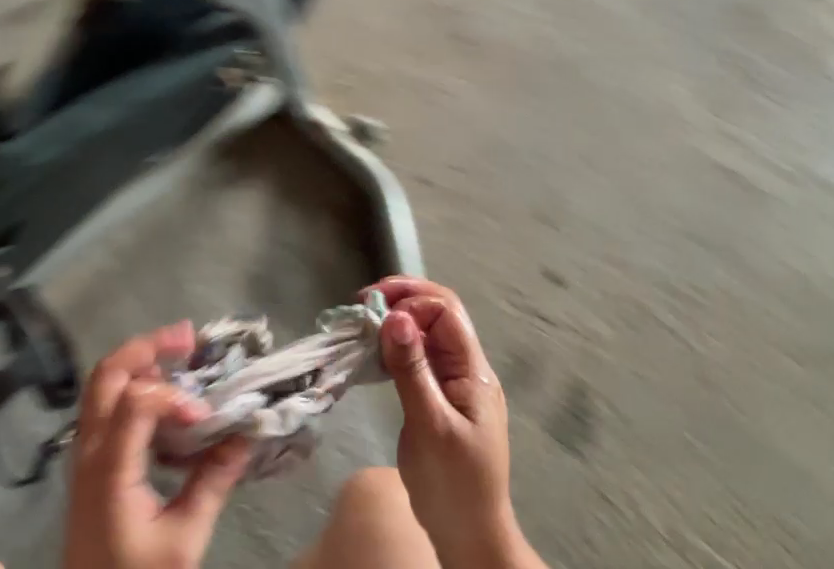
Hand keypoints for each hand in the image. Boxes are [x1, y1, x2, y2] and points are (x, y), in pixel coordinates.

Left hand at [62, 323, 251, 568]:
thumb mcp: (183, 540)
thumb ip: (211, 484)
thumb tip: (244, 438)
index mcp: (108, 467)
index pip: (135, 401)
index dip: (173, 398)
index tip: (206, 418)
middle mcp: (87, 449)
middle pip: (106, 374)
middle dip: (147, 347)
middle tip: (187, 337)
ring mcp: (82, 454)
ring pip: (100, 386)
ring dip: (137, 364)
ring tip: (177, 359)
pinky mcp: (87, 463)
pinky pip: (102, 407)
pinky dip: (130, 388)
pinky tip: (161, 399)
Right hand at [366, 277, 542, 568]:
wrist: (468, 534)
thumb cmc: (454, 482)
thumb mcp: (431, 424)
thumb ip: (412, 369)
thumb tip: (395, 316)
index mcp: (473, 372)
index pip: (446, 311)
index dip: (410, 300)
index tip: (372, 309)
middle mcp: (465, 369)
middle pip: (437, 314)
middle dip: (400, 300)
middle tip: (360, 306)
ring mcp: (451, 383)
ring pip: (424, 333)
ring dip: (393, 322)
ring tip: (360, 326)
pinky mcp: (435, 397)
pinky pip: (415, 357)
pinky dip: (392, 347)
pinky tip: (371, 354)